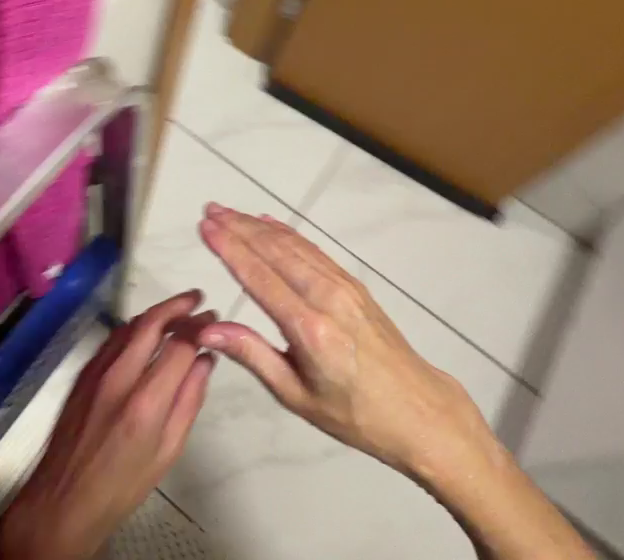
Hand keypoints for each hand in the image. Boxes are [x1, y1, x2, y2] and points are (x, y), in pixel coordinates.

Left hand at [0, 290, 216, 559]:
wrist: (63, 499)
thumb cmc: (122, 485)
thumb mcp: (168, 451)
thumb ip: (189, 400)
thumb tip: (206, 360)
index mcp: (146, 402)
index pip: (180, 346)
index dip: (200, 327)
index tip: (214, 318)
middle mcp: (119, 377)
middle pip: (152, 323)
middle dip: (178, 305)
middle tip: (198, 299)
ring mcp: (96, 372)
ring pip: (129, 325)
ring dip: (156, 312)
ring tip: (179, 310)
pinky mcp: (82, 373)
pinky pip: (112, 339)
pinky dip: (135, 327)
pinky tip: (147, 331)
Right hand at [194, 204, 498, 483]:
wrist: (419, 410)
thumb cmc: (353, 414)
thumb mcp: (297, 396)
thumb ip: (253, 356)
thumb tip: (208, 330)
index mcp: (309, 329)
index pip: (259, 278)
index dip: (229, 249)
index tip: (204, 227)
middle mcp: (326, 297)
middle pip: (275, 251)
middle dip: (239, 228)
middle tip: (209, 210)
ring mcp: (344, 286)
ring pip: (294, 245)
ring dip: (258, 226)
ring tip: (228, 212)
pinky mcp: (354, 284)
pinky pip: (314, 250)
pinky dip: (287, 233)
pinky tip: (268, 223)